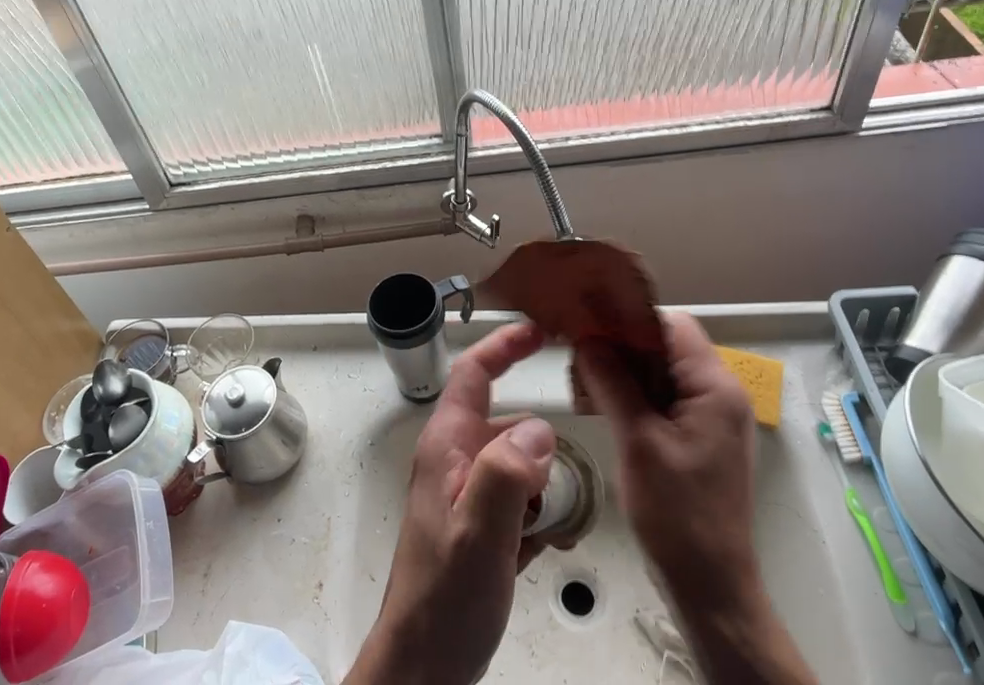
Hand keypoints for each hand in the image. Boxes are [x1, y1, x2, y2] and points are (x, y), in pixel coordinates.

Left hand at [346, 322, 559, 684]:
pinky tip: (543, 545)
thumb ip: (506, 472)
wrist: (424, 663)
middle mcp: (454, 462)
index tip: (539, 331)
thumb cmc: (444, 599)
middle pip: (507, 423)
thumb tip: (540, 428)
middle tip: (559, 485)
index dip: (504, 347)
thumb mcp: (480, 532)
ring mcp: (466, 495)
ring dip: (542, 487)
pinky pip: (520, 500)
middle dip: (539, 444)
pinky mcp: (479, 526)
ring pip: (519, 465)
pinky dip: (537, 515)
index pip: (473, 376)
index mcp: (446, 448)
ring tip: (549, 528)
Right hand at [575, 311, 760, 607]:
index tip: (586, 328)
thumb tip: (587, 340)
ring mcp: (710, 417)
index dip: (628, 320)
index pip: (671, 325)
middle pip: (665, 346)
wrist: (709, 584)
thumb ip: (613, 384)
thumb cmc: (677, 514)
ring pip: (660, 373)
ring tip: (583, 386)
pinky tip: (600, 407)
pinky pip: (662, 400)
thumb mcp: (638, 442)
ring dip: (622, 373)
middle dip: (619, 347)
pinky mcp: (697, 438)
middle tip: (576, 361)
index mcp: (715, 386)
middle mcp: (719, 393)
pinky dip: (632, 397)